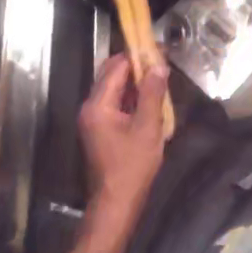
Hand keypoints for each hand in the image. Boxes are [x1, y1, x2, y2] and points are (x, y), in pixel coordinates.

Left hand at [78, 52, 170, 220]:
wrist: (117, 202)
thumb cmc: (132, 165)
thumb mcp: (147, 127)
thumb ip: (152, 94)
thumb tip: (158, 66)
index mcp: (98, 105)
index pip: (116, 68)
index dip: (137, 56)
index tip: (158, 50)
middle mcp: (90, 108)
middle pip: (111, 76)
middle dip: (135, 67)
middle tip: (160, 64)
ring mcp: (93, 119)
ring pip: (113, 89)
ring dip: (135, 83)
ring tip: (159, 80)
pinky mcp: (100, 130)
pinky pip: (115, 104)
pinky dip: (131, 98)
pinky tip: (150, 102)